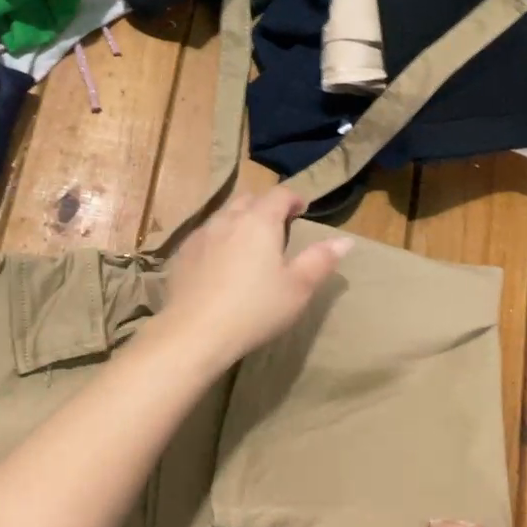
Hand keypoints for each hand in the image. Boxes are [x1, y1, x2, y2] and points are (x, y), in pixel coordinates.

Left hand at [153, 188, 352, 368]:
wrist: (195, 332)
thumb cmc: (254, 309)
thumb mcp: (297, 288)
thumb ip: (320, 260)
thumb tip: (345, 240)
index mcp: (259, 221)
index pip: (279, 194)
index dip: (293, 198)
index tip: (302, 210)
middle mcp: (227, 219)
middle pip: (248, 199)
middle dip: (264, 206)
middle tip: (277, 226)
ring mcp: (200, 235)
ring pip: (223, 215)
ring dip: (239, 220)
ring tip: (249, 243)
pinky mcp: (182, 254)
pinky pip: (205, 235)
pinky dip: (218, 239)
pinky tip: (220, 262)